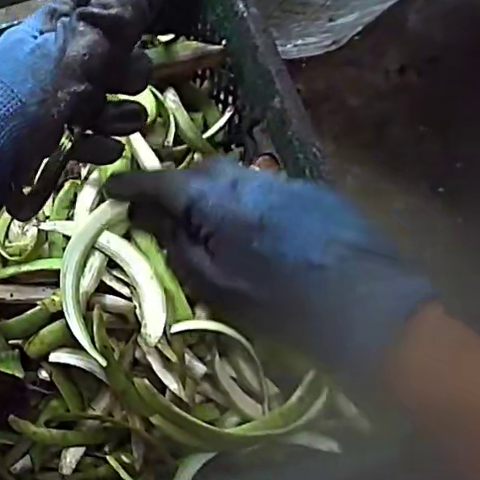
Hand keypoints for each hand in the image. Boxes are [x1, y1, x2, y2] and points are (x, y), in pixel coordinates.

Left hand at [0, 0, 170, 236]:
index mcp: (51, 26)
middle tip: (116, 84)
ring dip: (117, 113)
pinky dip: (98, 142)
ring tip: (103, 124)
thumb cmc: (21, 105)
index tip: (150, 15)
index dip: (128, 1)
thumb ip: (114, 11)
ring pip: (110, 97)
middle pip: (115, 52)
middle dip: (127, 72)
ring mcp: (54, 99)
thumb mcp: (72, 51)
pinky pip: (94, 133)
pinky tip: (95, 148)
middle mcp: (54, 58)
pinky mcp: (55, 137)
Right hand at [104, 159, 435, 382]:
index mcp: (212, 198)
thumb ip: (175, 243)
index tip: (108, 189)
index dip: (128, 185)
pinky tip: (253, 229)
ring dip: (210, 193)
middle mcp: (244, 177)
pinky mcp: (311, 191)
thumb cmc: (278, 303)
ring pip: (231, 176)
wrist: (372, 308)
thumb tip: (148, 216)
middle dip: (173, 186)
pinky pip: (262, 187)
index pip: (157, 182)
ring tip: (206, 221)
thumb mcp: (211, 282)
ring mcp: (281, 180)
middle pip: (195, 170)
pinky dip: (243, 201)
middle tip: (159, 210)